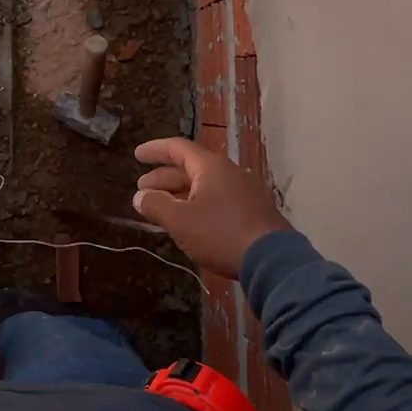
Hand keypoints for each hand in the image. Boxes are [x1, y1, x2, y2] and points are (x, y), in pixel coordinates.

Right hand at [133, 137, 292, 278]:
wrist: (274, 262)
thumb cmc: (221, 233)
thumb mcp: (180, 221)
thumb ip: (156, 205)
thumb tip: (139, 197)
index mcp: (211, 167)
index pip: (177, 148)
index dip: (155, 150)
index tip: (137, 155)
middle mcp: (229, 173)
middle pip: (190, 168)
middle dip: (164, 178)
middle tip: (142, 189)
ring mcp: (244, 193)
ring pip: (204, 186)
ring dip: (179, 194)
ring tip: (161, 207)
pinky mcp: (253, 213)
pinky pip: (217, 200)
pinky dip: (196, 205)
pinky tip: (189, 222)